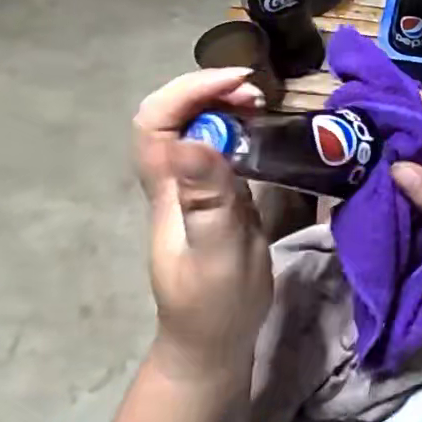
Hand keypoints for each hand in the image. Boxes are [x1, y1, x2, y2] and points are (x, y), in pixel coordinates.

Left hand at [132, 68, 271, 382]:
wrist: (216, 338)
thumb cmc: (212, 302)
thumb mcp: (215, 253)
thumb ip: (206, 200)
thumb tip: (196, 140)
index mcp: (167, 187)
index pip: (157, 120)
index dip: (190, 90)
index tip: (238, 82)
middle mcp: (176, 178)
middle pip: (174, 113)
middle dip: (210, 89)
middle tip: (256, 94)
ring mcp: (195, 185)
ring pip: (196, 124)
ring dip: (224, 102)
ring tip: (262, 103)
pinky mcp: (218, 194)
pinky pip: (220, 143)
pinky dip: (239, 123)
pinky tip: (264, 127)